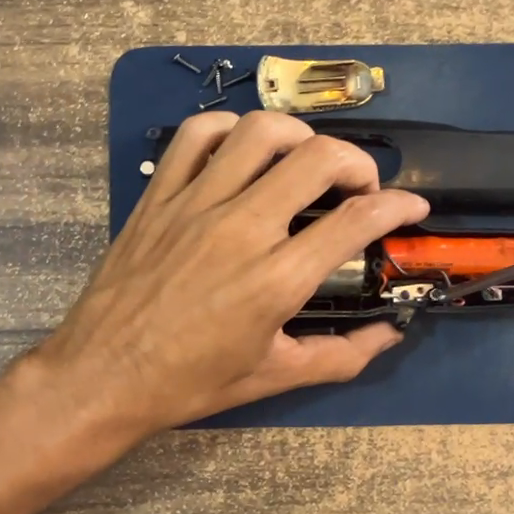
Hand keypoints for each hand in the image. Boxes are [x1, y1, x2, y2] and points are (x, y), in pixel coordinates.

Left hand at [32, 110, 428, 436]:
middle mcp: (241, 228)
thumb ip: (341, 355)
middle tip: (359, 188)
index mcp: (276, 280)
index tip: (410, 206)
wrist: (103, 377)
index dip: (397, 205)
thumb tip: (388, 336)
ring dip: (299, 136)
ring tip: (306, 160)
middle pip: (317, 159)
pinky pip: (196, 136)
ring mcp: (195, 204)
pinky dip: (229, 130)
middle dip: (357, 164)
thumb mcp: (273, 377)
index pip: (356, 220)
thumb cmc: (189, 383)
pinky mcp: (159, 196)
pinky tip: (242, 150)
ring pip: (259, 132)